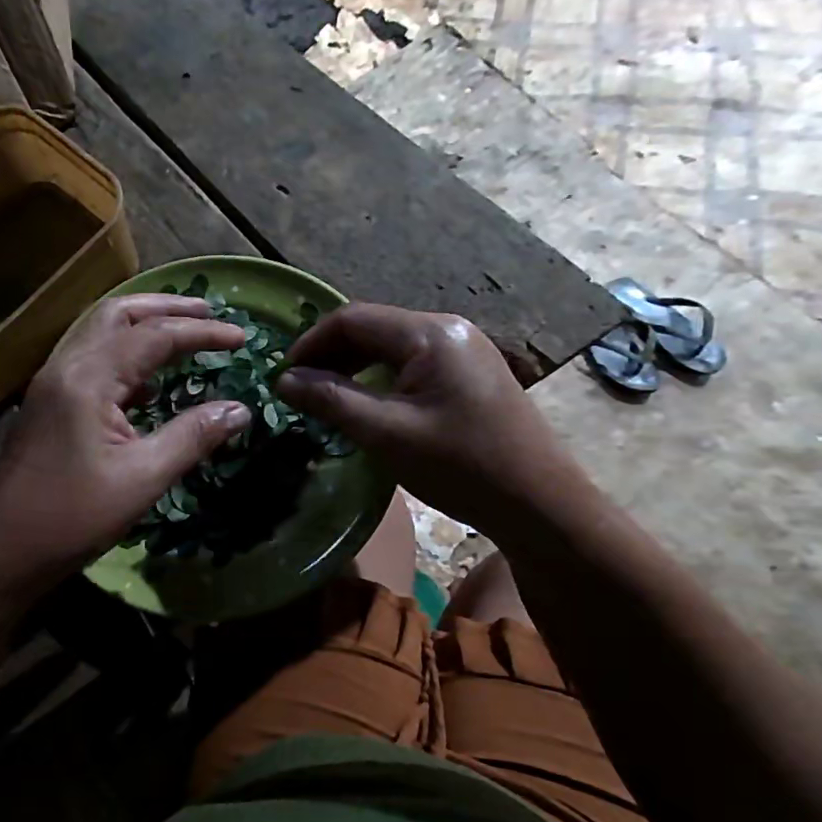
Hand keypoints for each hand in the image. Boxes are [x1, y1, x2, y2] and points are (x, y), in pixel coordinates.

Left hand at [0, 294, 254, 589]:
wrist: (4, 551)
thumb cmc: (74, 517)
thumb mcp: (143, 478)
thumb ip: (194, 436)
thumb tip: (241, 409)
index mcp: (87, 380)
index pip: (154, 336)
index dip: (202, 333)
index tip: (242, 337)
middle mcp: (65, 367)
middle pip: (118, 314)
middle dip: (166, 307)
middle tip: (209, 311)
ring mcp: (52, 383)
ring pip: (100, 332)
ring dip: (143, 324)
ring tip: (185, 331)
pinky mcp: (50, 402)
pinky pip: (91, 358)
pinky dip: (125, 353)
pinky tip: (150, 379)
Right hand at [274, 303, 570, 530]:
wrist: (540, 502)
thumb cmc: (462, 467)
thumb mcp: (387, 434)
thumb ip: (331, 400)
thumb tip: (284, 380)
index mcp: (431, 333)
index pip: (353, 318)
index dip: (310, 344)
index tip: (282, 377)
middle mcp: (449, 328)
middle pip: (373, 328)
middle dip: (331, 355)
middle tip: (300, 392)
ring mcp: (464, 349)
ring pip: (392, 346)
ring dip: (354, 367)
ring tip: (326, 400)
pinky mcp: (471, 372)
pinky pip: (413, 363)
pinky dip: (381, 378)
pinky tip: (368, 404)